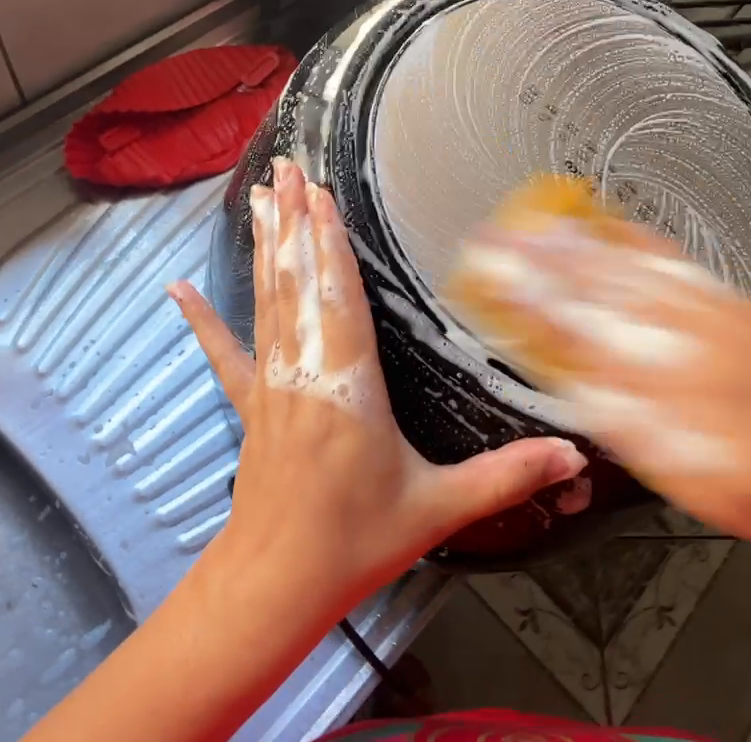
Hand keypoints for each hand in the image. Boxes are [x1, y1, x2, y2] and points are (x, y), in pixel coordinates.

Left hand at [168, 158, 587, 614]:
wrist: (276, 583)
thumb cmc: (356, 541)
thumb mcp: (439, 507)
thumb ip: (507, 475)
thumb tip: (575, 455)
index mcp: (348, 386)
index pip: (337, 297)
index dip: (329, 242)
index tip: (319, 191)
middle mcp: (303, 373)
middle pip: (296, 283)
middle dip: (293, 221)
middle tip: (284, 166)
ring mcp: (270, 386)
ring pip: (265, 302)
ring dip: (264, 246)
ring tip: (259, 196)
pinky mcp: (250, 406)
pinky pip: (224, 353)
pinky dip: (202, 319)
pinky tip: (175, 289)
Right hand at [454, 215, 750, 556]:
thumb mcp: (703, 485)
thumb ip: (637, 433)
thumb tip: (578, 390)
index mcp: (670, 386)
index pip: (581, 334)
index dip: (530, 303)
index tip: (489, 278)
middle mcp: (688, 339)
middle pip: (599, 292)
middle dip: (541, 263)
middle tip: (496, 237)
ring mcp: (716, 317)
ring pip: (634, 271)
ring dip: (582, 243)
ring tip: (539, 219)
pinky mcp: (741, 308)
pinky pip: (682, 264)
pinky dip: (643, 240)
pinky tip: (620, 226)